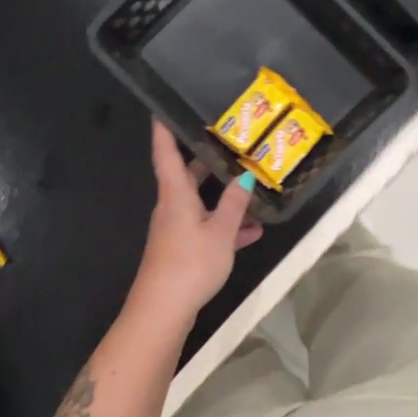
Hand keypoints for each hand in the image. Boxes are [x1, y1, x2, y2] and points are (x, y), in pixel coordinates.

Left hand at [128, 120, 262, 317]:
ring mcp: (176, 229)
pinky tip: (253, 230)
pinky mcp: (183, 250)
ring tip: (254, 186)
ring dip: (224, 198)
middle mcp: (172, 206)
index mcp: (175, 193)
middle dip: (207, 160)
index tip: (163, 107)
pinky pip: (207, 228)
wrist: (164, 309)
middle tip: (229, 141)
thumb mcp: (221, 232)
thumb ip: (234, 204)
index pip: (165, 152)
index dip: (164, 129)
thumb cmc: (190, 262)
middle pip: (187, 175)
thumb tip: (244, 176)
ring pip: (201, 203)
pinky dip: (226, 226)